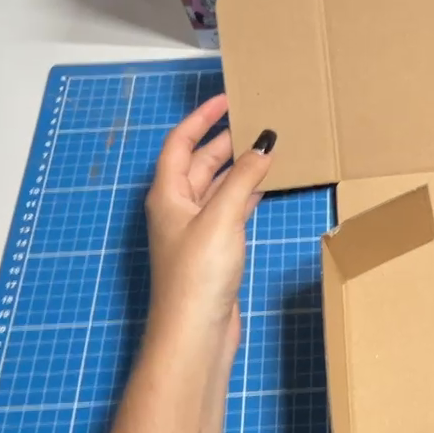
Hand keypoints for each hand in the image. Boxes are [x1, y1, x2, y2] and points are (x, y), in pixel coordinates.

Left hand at [144, 94, 274, 356]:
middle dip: (224, 141)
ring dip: (238, 167)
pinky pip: (230, 208)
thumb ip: (244, 178)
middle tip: (254, 120)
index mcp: (168, 194)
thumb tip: (264, 143)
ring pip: (217, 186)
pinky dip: (246, 193)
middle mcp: (178, 208)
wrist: (195, 332)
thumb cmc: (199, 273)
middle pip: (200, 163)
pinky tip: (264, 185)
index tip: (226, 100)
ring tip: (265, 147)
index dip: (201, 119)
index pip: (180, 143)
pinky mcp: (214, 249)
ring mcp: (196, 230)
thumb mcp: (222, 217)